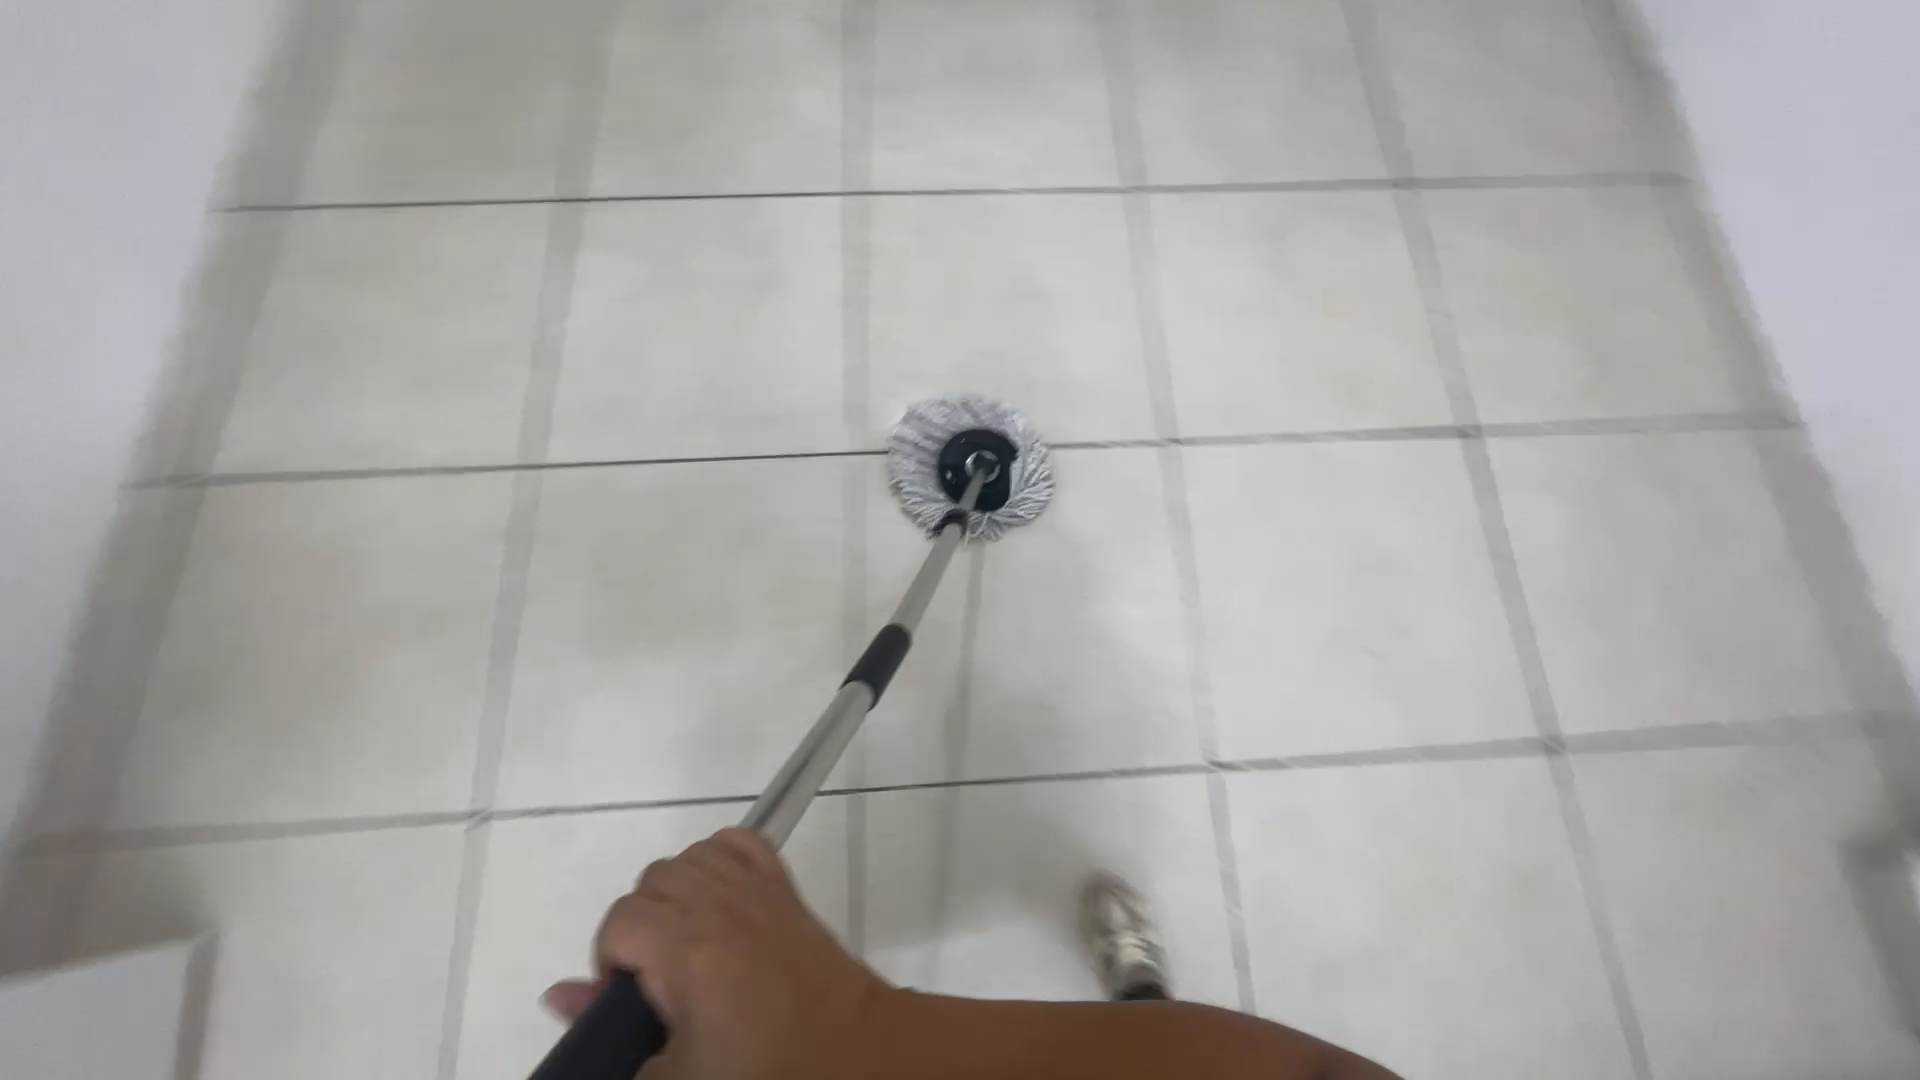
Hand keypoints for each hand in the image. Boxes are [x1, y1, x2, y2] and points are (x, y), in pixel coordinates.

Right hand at [543, 827, 894, 1078]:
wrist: (849, 1050)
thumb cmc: (761, 1069)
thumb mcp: (672, 1072)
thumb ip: (609, 1032)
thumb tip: (560, 994)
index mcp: (686, 949)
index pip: (619, 919)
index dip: (611, 958)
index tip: (631, 995)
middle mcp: (718, 903)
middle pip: (652, 879)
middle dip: (640, 924)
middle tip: (657, 976)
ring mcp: (755, 888)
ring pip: (691, 855)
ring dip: (677, 888)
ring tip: (686, 940)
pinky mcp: (784, 886)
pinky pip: (741, 842)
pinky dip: (721, 855)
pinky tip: (719, 895)